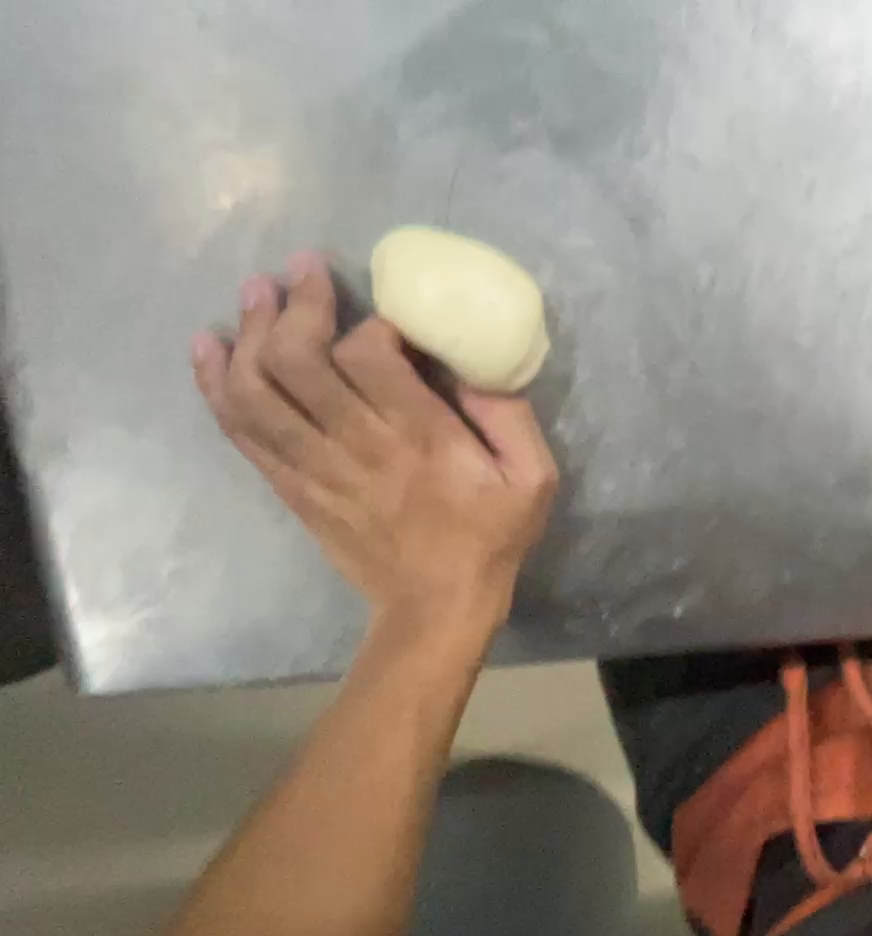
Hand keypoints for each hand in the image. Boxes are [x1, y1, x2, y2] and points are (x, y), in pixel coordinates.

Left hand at [191, 252, 557, 632]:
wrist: (437, 603)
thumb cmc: (493, 536)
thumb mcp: (534, 479)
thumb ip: (509, 417)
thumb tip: (474, 365)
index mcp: (422, 438)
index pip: (370, 356)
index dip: (370, 321)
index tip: (389, 313)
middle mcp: (358, 444)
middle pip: (299, 359)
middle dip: (296, 304)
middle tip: (300, 269)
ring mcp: (315, 466)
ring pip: (258, 386)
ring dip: (249, 331)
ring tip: (256, 294)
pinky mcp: (291, 485)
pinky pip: (239, 427)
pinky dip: (216, 381)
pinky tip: (210, 347)